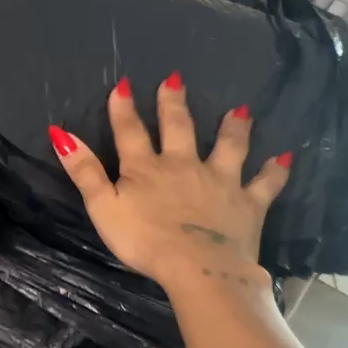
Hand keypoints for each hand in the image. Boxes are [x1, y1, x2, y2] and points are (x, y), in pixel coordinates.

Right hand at [49, 72, 291, 298]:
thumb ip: (84, 170)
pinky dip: (276, 170)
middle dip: (174, 104)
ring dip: (233, 128)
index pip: (130, 132)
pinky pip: (266, 183)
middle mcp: (183, 166)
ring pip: (228, 147)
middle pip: (179, 129)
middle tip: (176, 80)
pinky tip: (285, 158)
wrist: (198, 268)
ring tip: (240, 110)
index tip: (124, 84)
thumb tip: (62, 133)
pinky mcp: (249, 203)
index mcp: (145, 168)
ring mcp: (220, 182)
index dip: (124, 108)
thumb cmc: (143, 240)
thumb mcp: (102, 206)